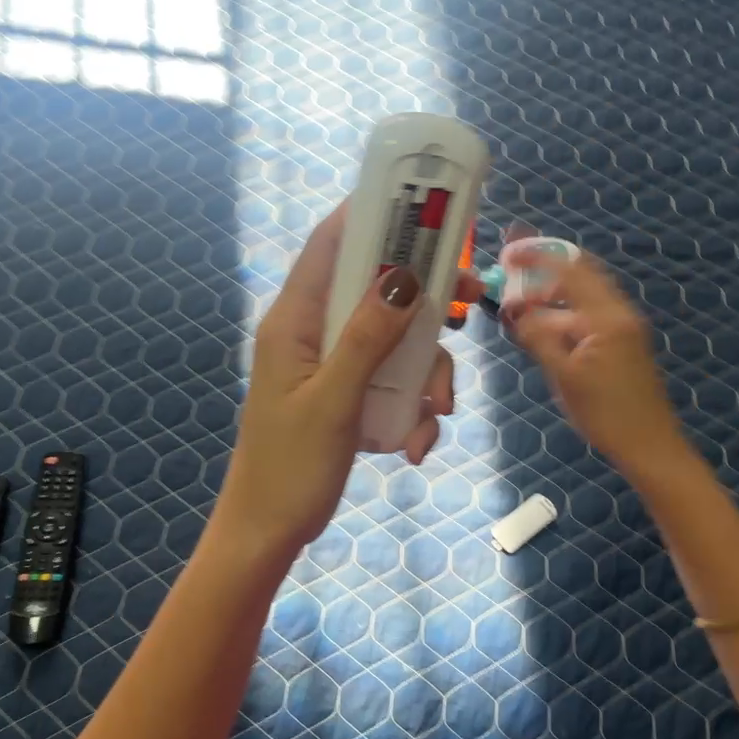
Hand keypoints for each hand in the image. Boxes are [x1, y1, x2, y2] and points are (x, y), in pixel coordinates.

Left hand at [216, 202, 481, 555]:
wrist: (269, 530)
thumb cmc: (289, 466)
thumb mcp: (333, 400)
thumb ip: (367, 336)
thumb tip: (404, 274)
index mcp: (295, 320)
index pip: (330, 244)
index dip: (372, 214)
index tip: (423, 207)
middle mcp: (313, 331)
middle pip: (376, 289)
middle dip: (425, 302)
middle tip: (468, 305)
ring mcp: (331, 363)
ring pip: (394, 338)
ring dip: (424, 373)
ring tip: (435, 415)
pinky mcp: (345, 393)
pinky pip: (390, 379)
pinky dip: (411, 406)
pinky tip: (413, 445)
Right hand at [508, 251, 685, 467]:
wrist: (649, 446)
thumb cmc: (606, 412)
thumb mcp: (563, 376)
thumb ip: (538, 338)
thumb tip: (516, 311)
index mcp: (607, 317)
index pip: (569, 271)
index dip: (538, 257)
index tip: (510, 254)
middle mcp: (619, 314)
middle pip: (580, 277)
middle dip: (545, 274)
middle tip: (513, 278)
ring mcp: (623, 330)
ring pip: (582, 300)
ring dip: (551, 300)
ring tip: (520, 312)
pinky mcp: (622, 346)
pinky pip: (588, 318)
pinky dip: (563, 317)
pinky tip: (543, 333)